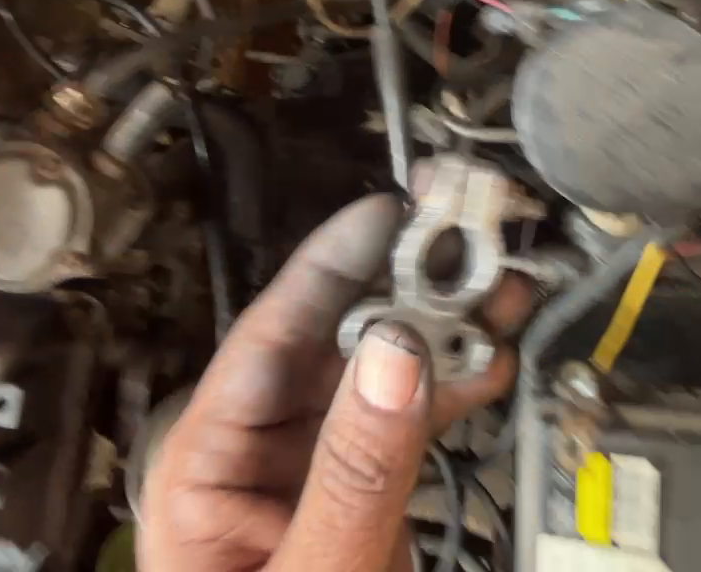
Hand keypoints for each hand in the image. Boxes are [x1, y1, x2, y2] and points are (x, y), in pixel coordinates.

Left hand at [139, 194, 531, 571]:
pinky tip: (485, 360)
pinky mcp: (352, 489)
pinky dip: (445, 385)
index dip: (333, 261)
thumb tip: (394, 347)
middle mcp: (252, 447)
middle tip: (464, 249)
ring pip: (373, 371)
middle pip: (331, 341)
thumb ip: (356, 470)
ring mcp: (306, 466)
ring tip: (495, 293)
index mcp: (205, 459)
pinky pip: (399, 416)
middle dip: (403, 290)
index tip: (389, 211)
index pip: (272, 331)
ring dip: (437, 332)